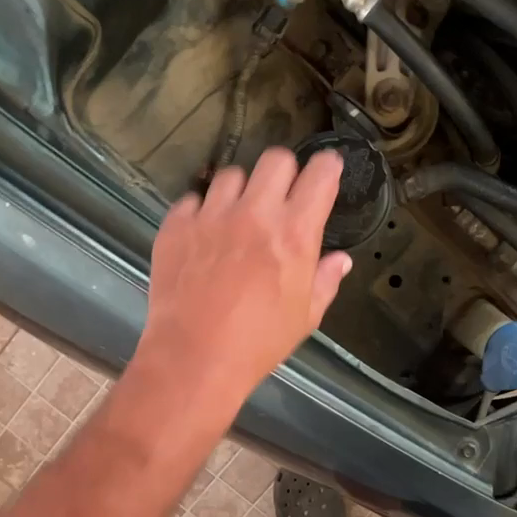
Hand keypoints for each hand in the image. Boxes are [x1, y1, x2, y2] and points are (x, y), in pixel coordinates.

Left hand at [133, 148, 351, 403]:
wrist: (195, 357)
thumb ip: (325, 281)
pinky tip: (204, 237)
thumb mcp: (305, 317)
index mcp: (294, 233)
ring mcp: (211, 215)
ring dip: (240, 192)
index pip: (320, 175)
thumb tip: (340, 260)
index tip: (327, 172)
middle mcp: (255, 213)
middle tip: (280, 196)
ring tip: (237, 217)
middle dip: (284, 172)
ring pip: (231, 175)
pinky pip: (193, 199)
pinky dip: (202, 212)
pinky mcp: (177, 225)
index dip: (328, 168)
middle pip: (276, 159)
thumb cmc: (259, 343)